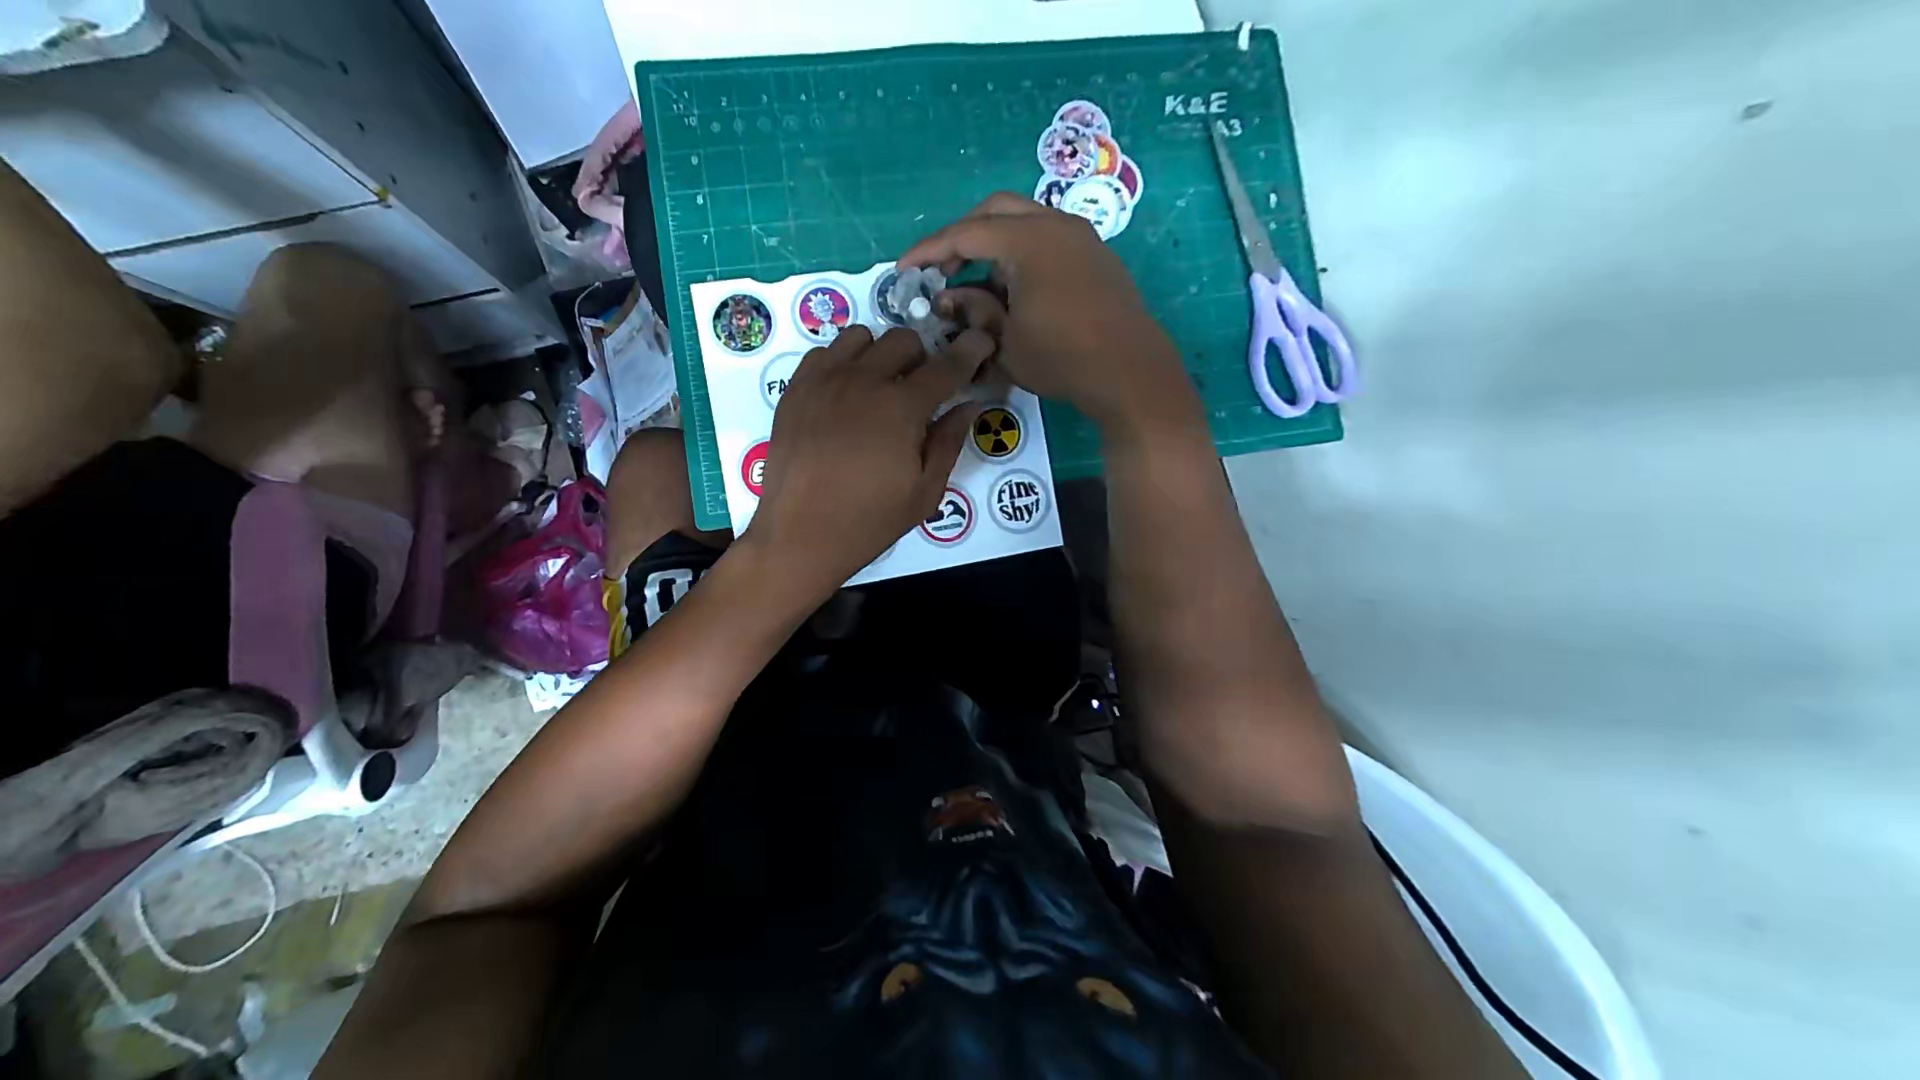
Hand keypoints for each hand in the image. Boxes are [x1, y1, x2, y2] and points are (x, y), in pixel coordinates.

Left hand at [743, 324, 989, 596]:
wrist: (800, 534)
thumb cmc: (869, 520)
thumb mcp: (924, 492)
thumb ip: (949, 443)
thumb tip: (968, 406)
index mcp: (902, 407)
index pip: (947, 365)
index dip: (970, 350)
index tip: (981, 341)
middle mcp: (863, 380)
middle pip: (904, 340)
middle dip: (922, 358)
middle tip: (920, 390)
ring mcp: (824, 380)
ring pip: (862, 337)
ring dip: (880, 355)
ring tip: (879, 388)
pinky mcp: (796, 389)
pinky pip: (825, 352)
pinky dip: (843, 363)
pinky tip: (845, 395)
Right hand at [899, 193, 1197, 430]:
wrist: (1131, 372)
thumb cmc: (1062, 358)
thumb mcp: (1005, 341)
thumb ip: (974, 311)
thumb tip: (950, 298)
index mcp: (1029, 239)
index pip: (966, 233)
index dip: (930, 251)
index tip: (904, 269)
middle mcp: (1057, 225)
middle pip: (997, 211)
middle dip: (963, 235)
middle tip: (942, 267)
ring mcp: (1082, 238)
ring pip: (1026, 221)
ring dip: (994, 243)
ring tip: (975, 280)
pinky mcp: (1096, 257)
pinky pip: (1048, 239)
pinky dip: (1021, 253)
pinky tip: (1013, 287)